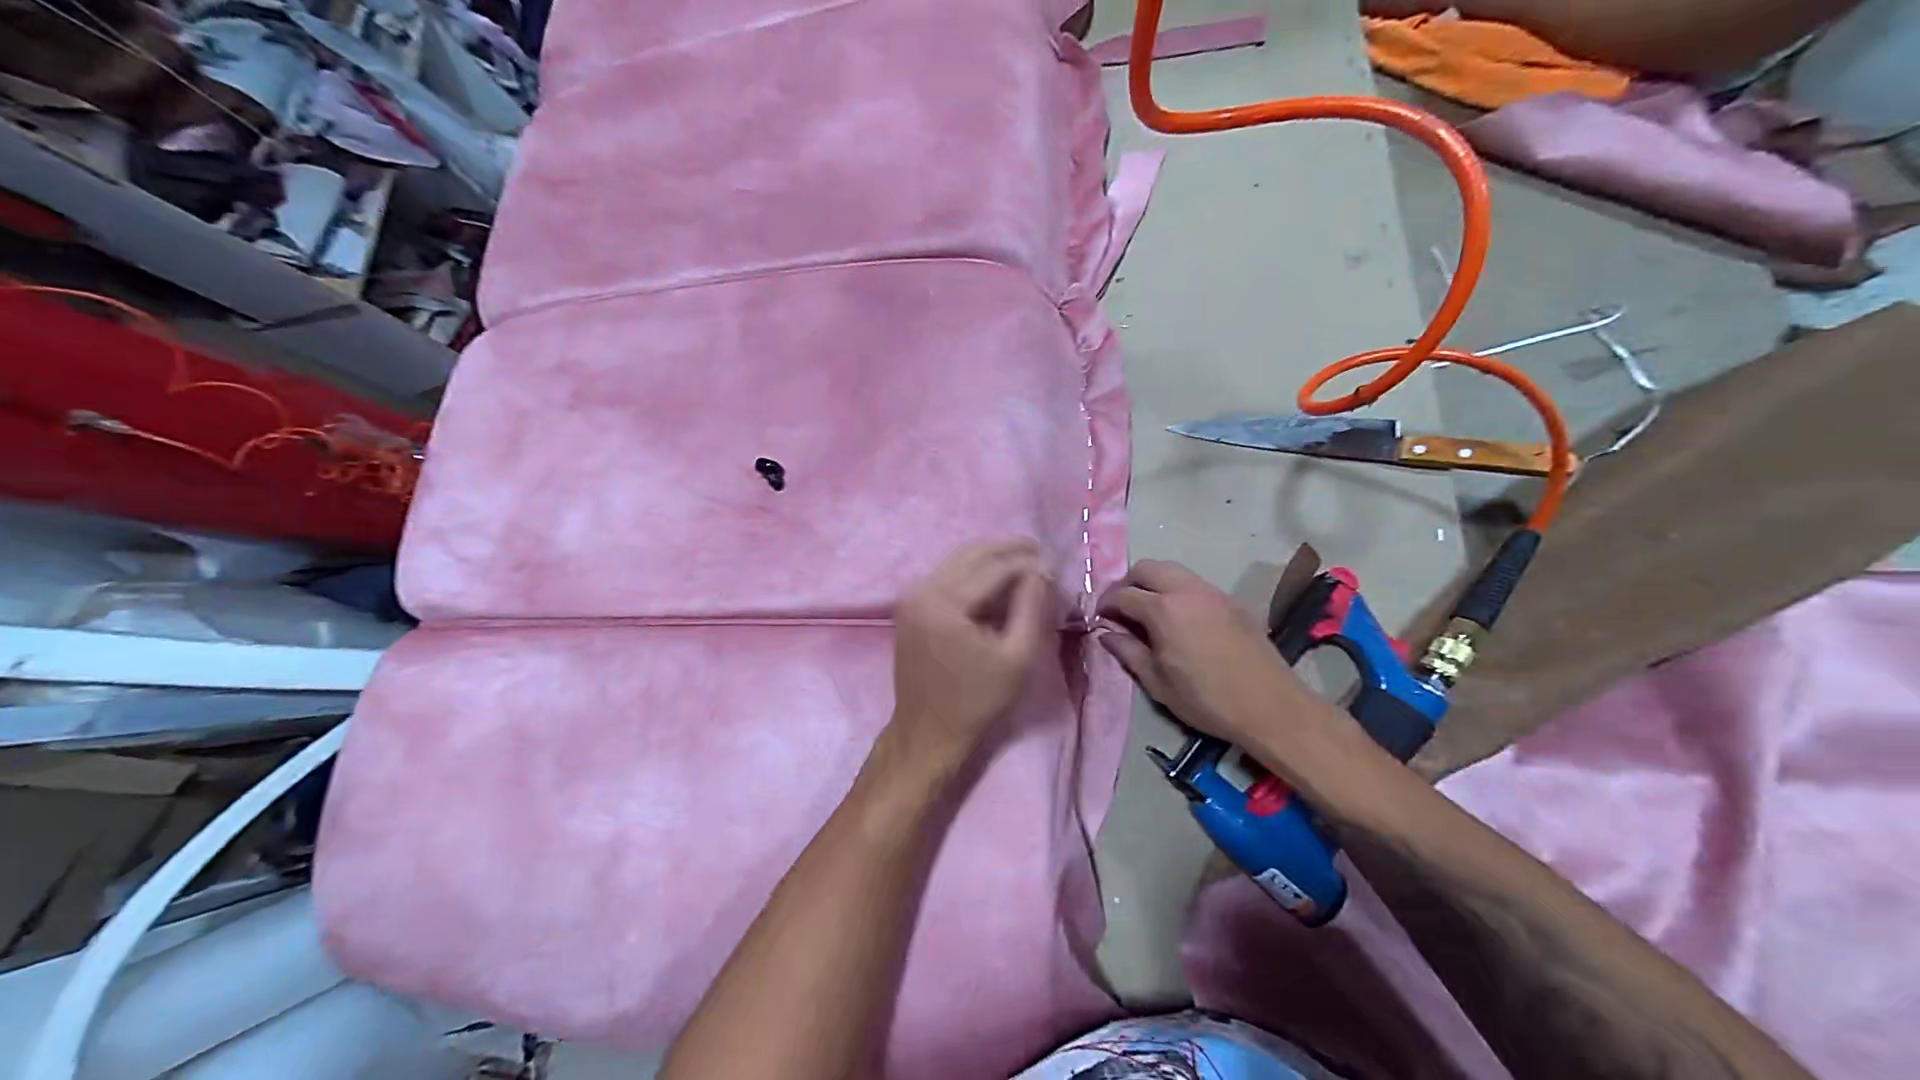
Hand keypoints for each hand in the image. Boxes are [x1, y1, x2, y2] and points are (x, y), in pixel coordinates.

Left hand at [887, 539, 1054, 772]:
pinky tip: (999, 579)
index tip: (1056, 563)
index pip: (995, 566)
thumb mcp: (1017, 657)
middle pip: (973, 553)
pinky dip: (974, 571)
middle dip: (1011, 549)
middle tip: (1043, 552)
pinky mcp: (910, 605)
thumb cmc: (976, 701)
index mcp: (944, 601)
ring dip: (993, 557)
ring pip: (959, 559)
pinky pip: (947, 574)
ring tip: (1027, 562)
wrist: (927, 732)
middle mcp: (922, 588)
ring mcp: (911, 595)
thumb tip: (1042, 570)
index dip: (1030, 562)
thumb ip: (1031, 607)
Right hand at [1097, 560, 1337, 755]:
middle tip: (1121, 608)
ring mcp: (1213, 592)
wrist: (1270, 706)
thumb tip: (1106, 634)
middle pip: (1147, 568)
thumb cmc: (1207, 700)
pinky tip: (1180, 618)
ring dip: (1154, 583)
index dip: (1106, 604)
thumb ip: (1128, 652)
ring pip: (1174, 571)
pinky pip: (1196, 584)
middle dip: (1128, 583)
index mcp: (1163, 610)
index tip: (1099, 619)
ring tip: (1148, 611)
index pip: (1123, 594)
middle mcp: (1187, 591)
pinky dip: (1178, 591)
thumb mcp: (1158, 683)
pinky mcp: (1233, 601)